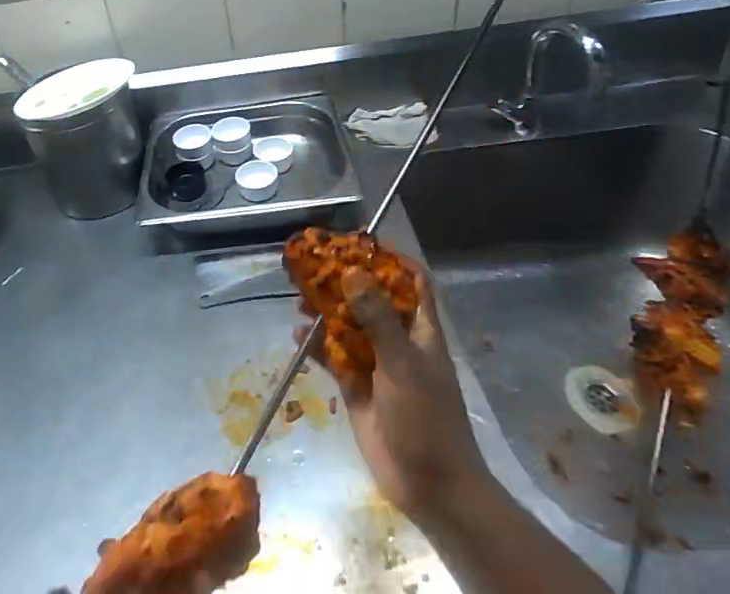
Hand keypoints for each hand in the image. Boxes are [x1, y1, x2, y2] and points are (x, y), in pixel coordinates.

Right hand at [303, 253, 487, 519]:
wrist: (432, 486)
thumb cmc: (427, 420)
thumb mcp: (403, 364)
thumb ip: (377, 319)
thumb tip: (352, 272)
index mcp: (420, 332)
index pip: (412, 283)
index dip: (392, 260)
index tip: (360, 243)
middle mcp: (398, 341)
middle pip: (371, 299)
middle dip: (345, 281)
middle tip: (313, 266)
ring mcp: (377, 364)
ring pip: (348, 326)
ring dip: (325, 311)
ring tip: (299, 298)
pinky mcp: (357, 387)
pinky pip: (333, 356)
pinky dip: (316, 345)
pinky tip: (298, 336)